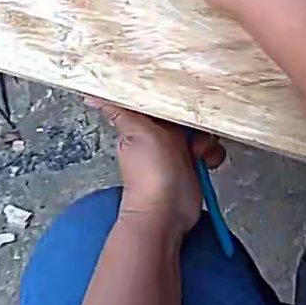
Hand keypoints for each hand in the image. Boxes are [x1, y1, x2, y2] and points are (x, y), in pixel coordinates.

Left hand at [90, 99, 225, 235]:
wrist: (168, 209)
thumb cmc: (151, 174)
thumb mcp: (137, 135)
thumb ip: (122, 112)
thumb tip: (92, 94)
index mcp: (146, 126)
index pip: (164, 102)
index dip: (178, 100)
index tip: (187, 102)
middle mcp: (163, 136)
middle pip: (190, 115)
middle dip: (198, 123)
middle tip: (192, 136)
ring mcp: (181, 150)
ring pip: (204, 131)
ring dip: (207, 141)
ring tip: (198, 154)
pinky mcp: (196, 162)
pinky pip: (213, 148)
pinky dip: (213, 155)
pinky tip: (206, 163)